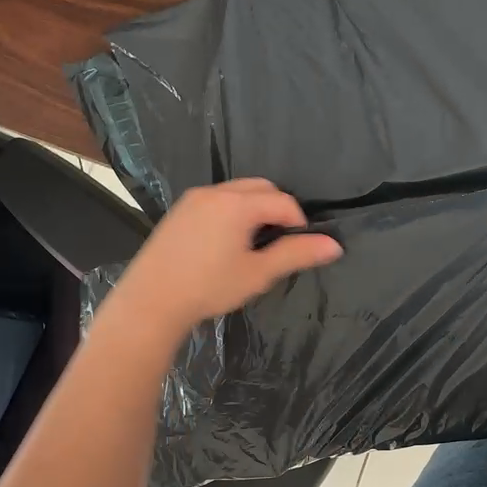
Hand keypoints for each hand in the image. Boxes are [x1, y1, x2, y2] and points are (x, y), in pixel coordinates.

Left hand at [108, 179, 341, 338]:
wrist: (151, 299)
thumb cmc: (210, 286)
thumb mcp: (259, 273)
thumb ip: (297, 254)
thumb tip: (335, 246)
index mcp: (237, 204)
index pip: (283, 201)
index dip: (299, 223)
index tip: (297, 249)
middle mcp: (215, 192)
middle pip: (262, 187)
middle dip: (278, 209)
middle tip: (279, 243)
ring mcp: (194, 199)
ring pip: (238, 191)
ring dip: (256, 208)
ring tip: (255, 243)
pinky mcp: (180, 210)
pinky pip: (218, 199)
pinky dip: (234, 211)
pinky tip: (228, 243)